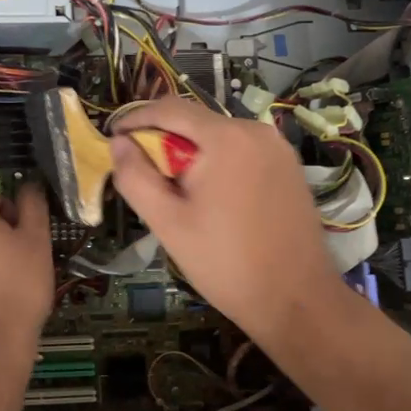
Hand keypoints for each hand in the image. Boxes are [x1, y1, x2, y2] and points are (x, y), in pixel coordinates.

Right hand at [110, 99, 342, 338]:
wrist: (298, 302)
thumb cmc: (227, 263)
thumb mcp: (168, 223)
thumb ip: (136, 177)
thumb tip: (118, 142)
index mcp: (226, 138)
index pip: (169, 109)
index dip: (135, 119)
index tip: (112, 138)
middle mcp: (256, 130)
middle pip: (195, 121)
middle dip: (163, 141)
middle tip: (143, 175)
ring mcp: (278, 148)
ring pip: (218, 137)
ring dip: (191, 154)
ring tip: (175, 192)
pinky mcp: (289, 167)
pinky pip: (241, 151)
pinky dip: (218, 163)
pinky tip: (212, 198)